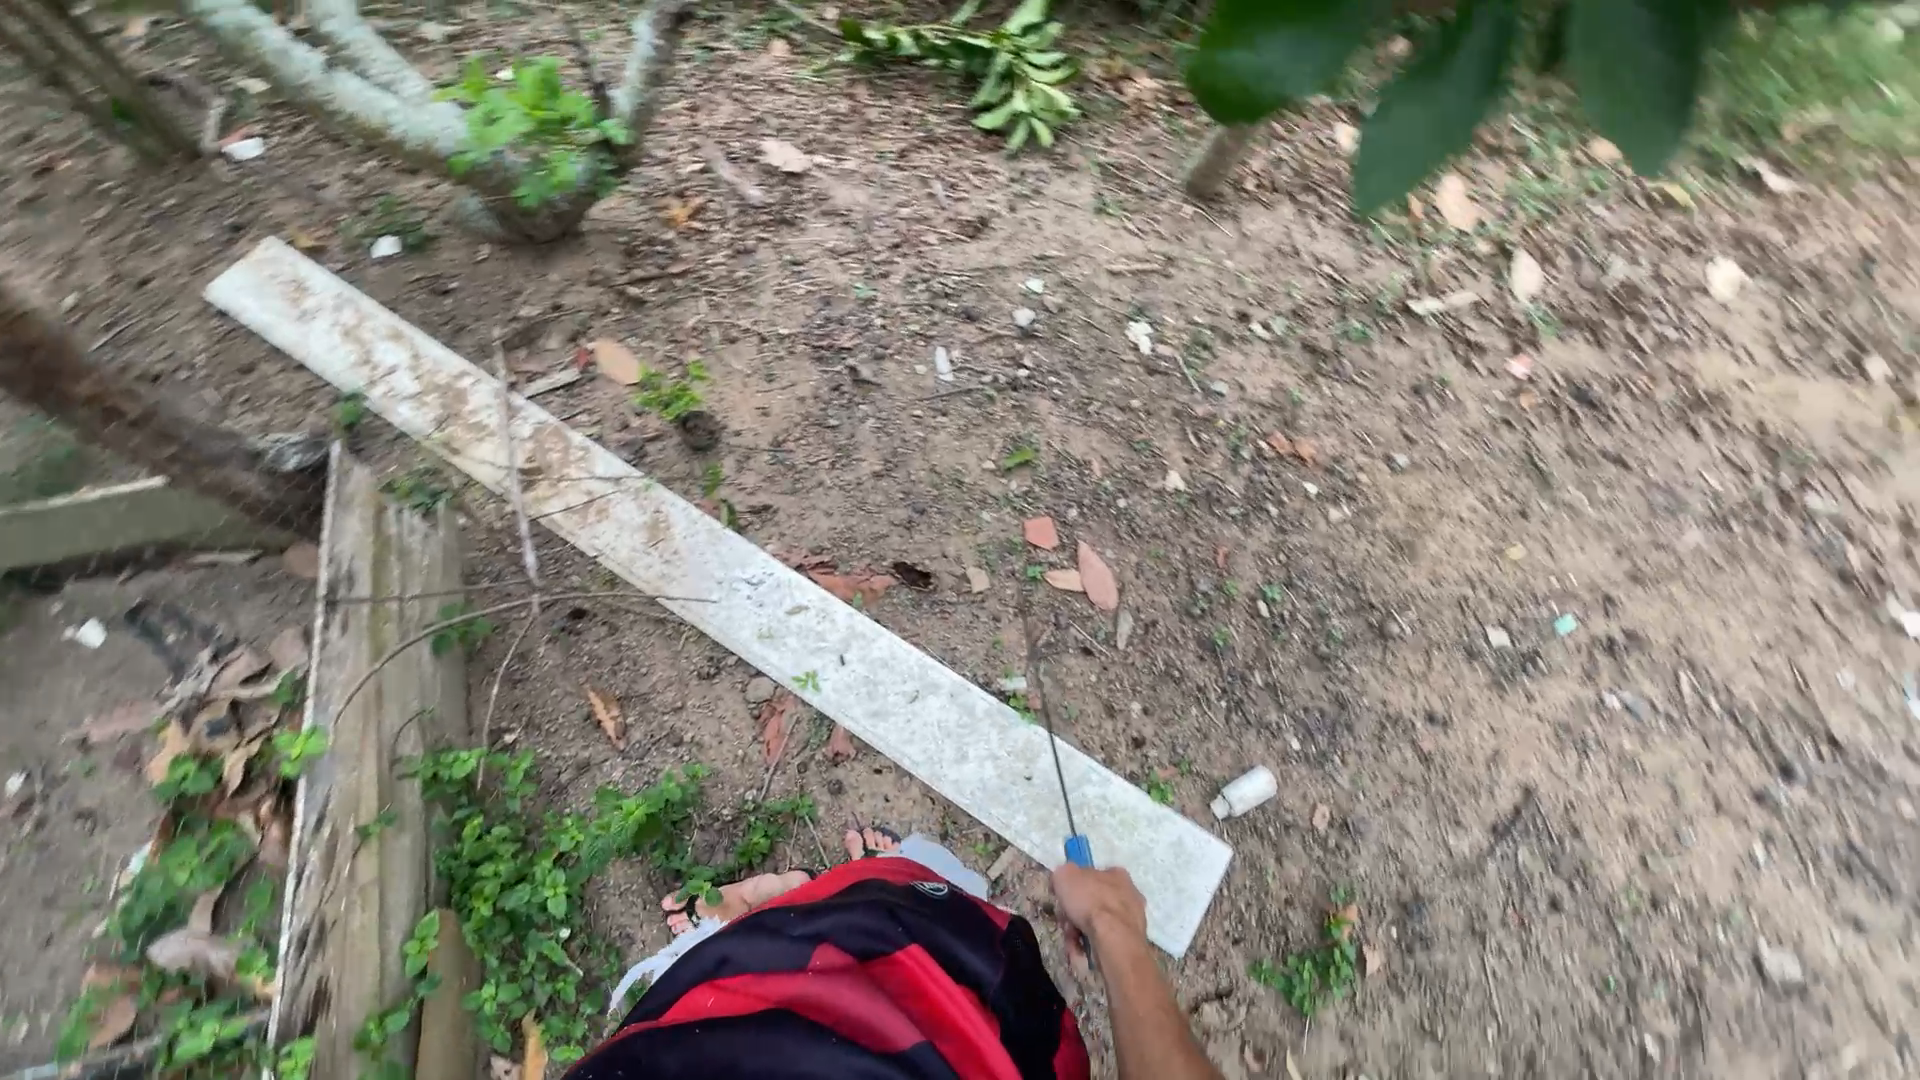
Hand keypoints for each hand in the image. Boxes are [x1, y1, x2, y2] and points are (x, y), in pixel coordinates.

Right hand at [1051, 864, 1147, 957]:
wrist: (1114, 938)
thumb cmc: (1090, 901)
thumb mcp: (1065, 875)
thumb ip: (1062, 874)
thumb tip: (1062, 881)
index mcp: (1116, 875)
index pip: (1093, 876)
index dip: (1075, 887)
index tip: (1064, 899)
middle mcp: (1128, 895)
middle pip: (1094, 904)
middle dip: (1076, 914)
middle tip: (1066, 922)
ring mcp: (1132, 921)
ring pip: (1098, 925)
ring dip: (1079, 932)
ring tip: (1072, 940)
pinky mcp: (1130, 944)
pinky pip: (1103, 943)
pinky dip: (1089, 947)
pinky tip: (1080, 950)